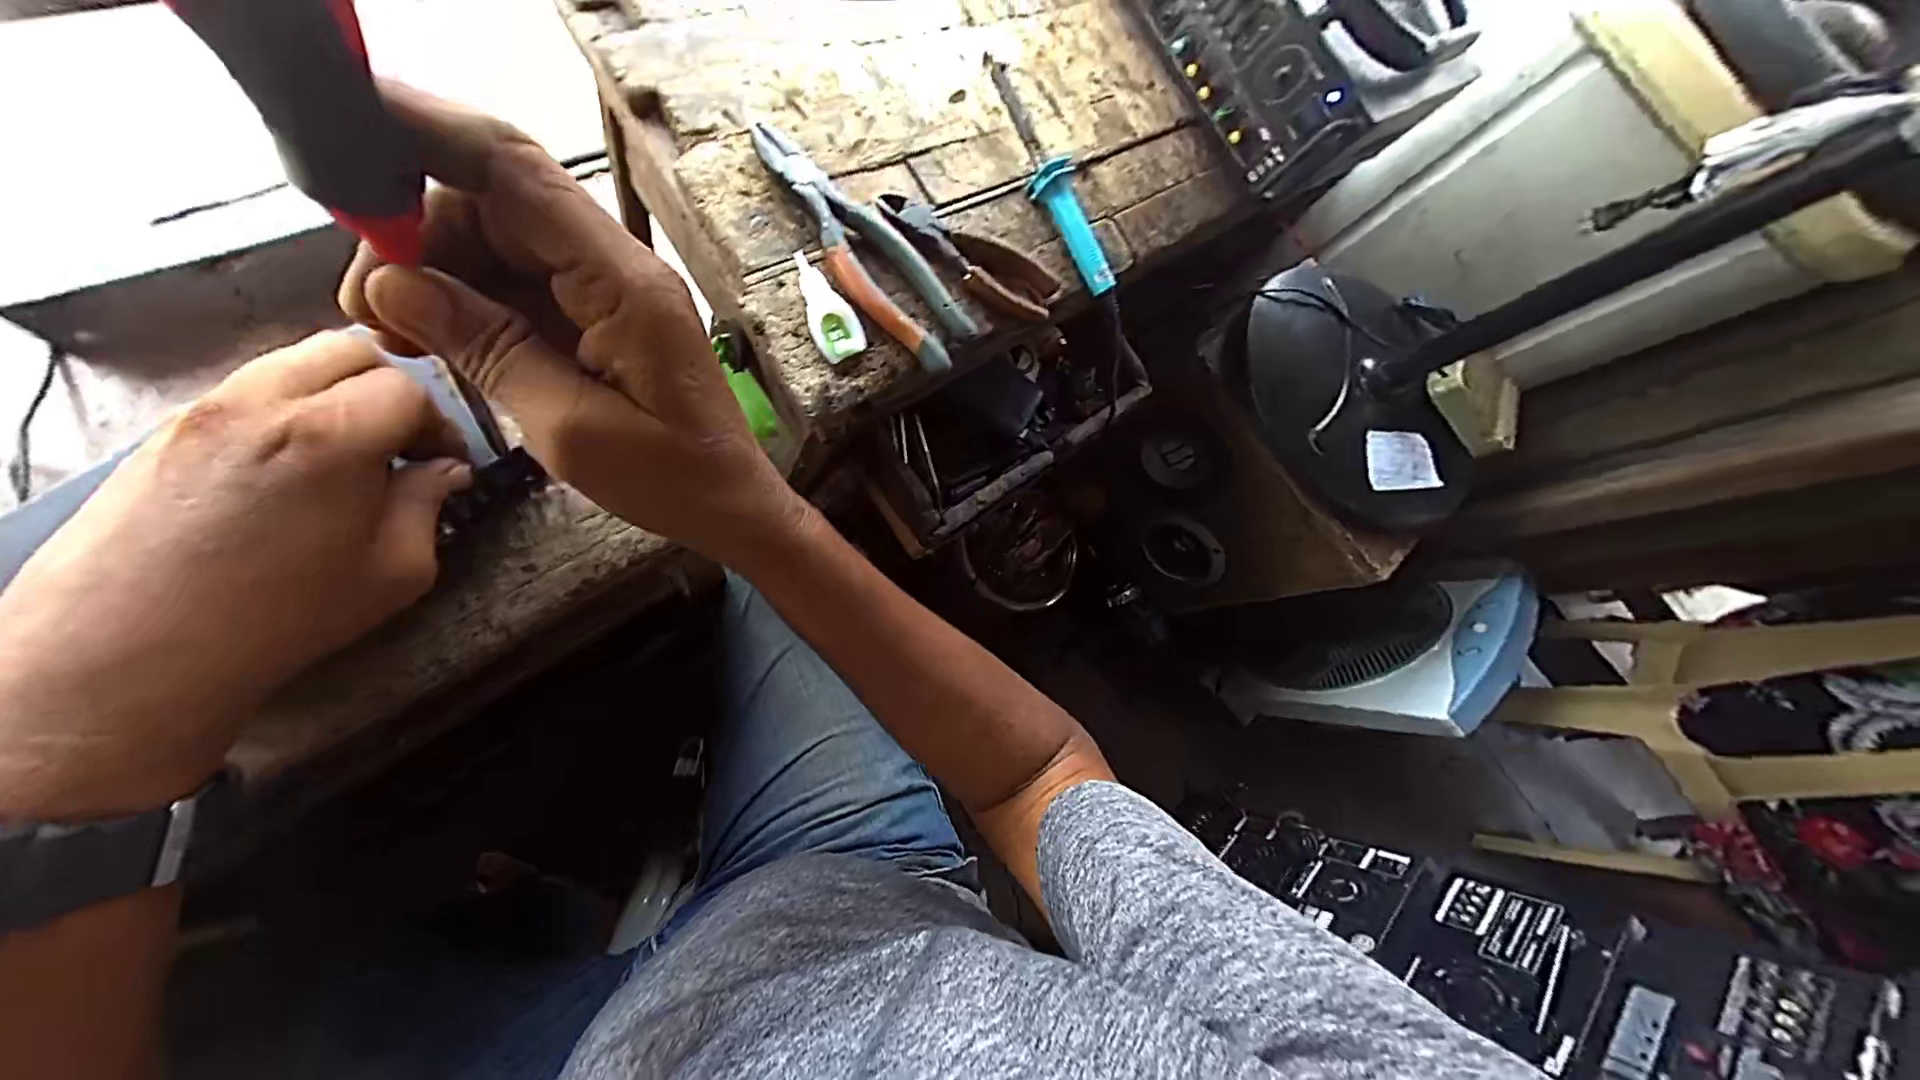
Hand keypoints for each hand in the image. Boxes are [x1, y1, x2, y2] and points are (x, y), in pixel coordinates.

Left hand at [0, 333, 470, 819]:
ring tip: (359, 451)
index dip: (442, 421)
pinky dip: (296, 406)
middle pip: (350, 349)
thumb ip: (428, 505)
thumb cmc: (277, 617)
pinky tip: (305, 463)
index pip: (408, 387)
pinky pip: (252, 389)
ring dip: (344, 392)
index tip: (445, 458)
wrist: (131, 654)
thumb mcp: (396, 569)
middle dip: (397, 388)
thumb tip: (444, 472)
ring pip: (296, 360)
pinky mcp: (166, 431)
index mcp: (326, 438)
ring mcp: (203, 413)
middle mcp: (258, 406)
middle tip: (410, 440)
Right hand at [339, 82, 806, 568]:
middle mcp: (621, 272)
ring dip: (439, 275)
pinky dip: (475, 304)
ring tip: (401, 338)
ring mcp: (615, 295)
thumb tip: (395, 282)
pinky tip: (444, 342)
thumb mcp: (573, 429)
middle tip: (370, 312)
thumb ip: (490, 350)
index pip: (514, 172)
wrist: (734, 505)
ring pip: (503, 244)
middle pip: (496, 204)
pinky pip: (525, 287)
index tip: (332, 149)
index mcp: (625, 285)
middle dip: (415, 237)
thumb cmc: (674, 482)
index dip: (417, 133)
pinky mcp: (607, 321)